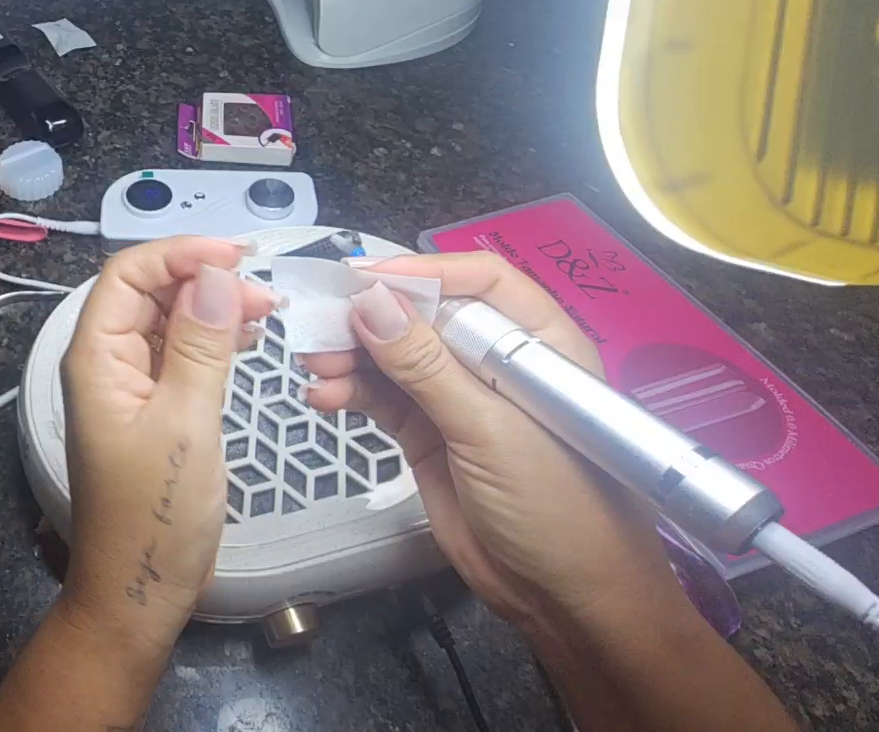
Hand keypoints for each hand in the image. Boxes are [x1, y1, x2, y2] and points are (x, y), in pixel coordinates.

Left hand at [57, 237, 279, 646]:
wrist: (138, 592)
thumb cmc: (155, 516)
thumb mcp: (186, 424)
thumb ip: (200, 346)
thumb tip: (213, 276)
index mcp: (96, 356)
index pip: (127, 275)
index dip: (178, 254)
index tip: (236, 254)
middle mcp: (105, 361)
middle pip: (147, 293)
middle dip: (201, 279)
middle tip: (262, 292)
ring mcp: (127, 384)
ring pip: (165, 321)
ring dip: (210, 307)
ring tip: (263, 311)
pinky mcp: (150, 405)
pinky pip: (176, 353)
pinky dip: (210, 338)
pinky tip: (244, 337)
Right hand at [295, 252, 677, 634]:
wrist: (565, 606)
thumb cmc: (558, 510)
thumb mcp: (490, 431)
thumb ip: (426, 365)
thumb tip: (367, 301)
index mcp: (536, 346)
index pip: (479, 281)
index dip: (420, 272)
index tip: (360, 278)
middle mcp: (493, 361)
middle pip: (421, 315)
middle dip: (369, 318)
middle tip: (318, 323)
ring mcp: (456, 396)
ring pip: (391, 355)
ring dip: (349, 356)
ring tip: (313, 366)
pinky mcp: (425, 430)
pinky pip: (379, 396)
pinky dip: (348, 391)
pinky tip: (323, 398)